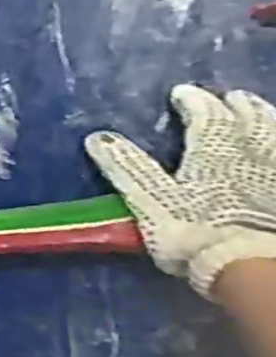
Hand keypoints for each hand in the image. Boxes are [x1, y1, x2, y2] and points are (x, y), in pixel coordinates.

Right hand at [85, 84, 275, 298]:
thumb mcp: (149, 199)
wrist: (252, 264)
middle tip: (236, 96)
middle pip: (252, 127)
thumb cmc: (193, 231)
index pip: (208, 122)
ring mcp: (275, 179)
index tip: (184, 91)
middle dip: (241, 110)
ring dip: (271, 124)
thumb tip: (98, 136)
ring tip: (266, 112)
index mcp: (214, 158)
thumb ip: (126, 167)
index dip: (195, 104)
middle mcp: (253, 160)